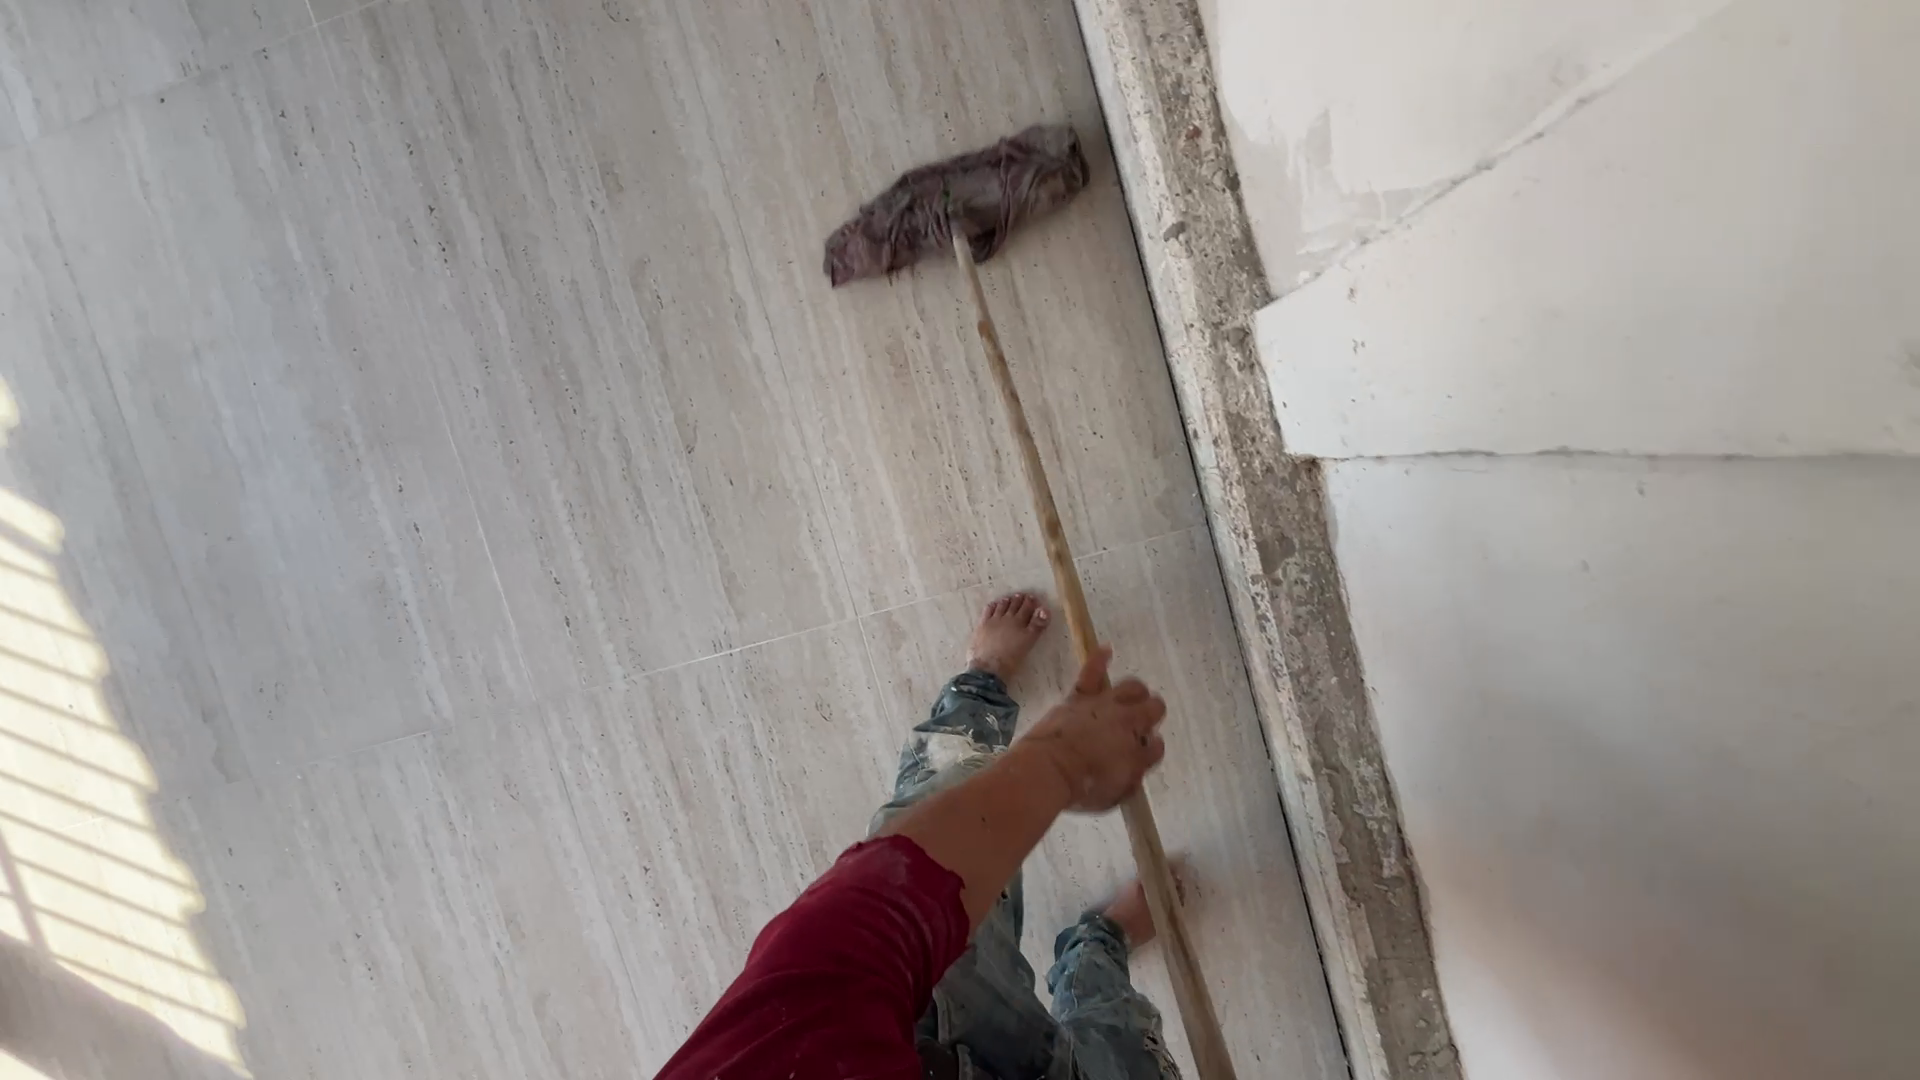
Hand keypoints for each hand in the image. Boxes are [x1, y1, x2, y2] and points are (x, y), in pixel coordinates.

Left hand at [1018, 646, 1166, 812]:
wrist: (1050, 769)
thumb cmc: (1081, 789)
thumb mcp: (1114, 796)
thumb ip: (1132, 779)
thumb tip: (1141, 763)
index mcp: (1139, 753)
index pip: (1157, 746)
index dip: (1152, 747)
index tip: (1143, 750)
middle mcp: (1128, 724)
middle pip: (1153, 709)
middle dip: (1152, 714)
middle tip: (1141, 722)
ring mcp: (1105, 706)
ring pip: (1133, 687)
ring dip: (1137, 692)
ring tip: (1133, 695)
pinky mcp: (1081, 696)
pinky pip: (1093, 671)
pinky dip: (1100, 659)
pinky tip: (1107, 649)